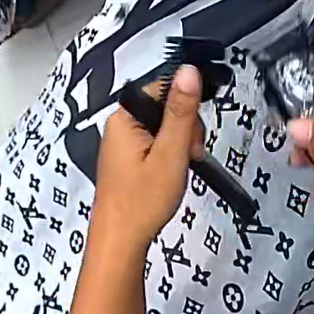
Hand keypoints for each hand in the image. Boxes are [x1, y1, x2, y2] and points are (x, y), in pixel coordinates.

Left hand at [91, 66, 203, 248]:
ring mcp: (124, 142)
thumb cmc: (140, 203)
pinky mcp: (130, 158)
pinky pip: (158, 143)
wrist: (121, 242)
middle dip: (186, 130)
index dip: (187, 108)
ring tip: (179, 169)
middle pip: (167, 107)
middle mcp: (121, 125)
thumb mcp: (171, 153)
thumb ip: (182, 111)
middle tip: (186, 156)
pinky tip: (171, 174)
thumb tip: (188, 72)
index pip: (164, 88)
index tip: (192, 134)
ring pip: (166, 127)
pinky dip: (171, 156)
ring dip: (181, 145)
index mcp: (125, 118)